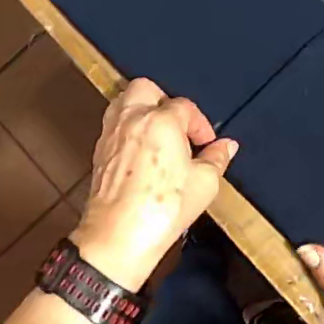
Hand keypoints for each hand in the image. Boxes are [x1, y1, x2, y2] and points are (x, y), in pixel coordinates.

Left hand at [70, 78, 239, 290]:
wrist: (119, 236)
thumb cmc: (159, 209)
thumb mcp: (204, 184)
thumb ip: (215, 159)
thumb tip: (225, 148)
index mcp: (160, 121)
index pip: (184, 106)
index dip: (199, 123)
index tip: (206, 141)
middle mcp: (131, 120)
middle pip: (145, 88)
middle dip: (164, 100)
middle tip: (179, 125)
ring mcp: (111, 135)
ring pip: (123, 102)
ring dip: (141, 110)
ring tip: (159, 134)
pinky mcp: (99, 152)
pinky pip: (113, 126)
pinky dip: (127, 130)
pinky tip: (141, 151)